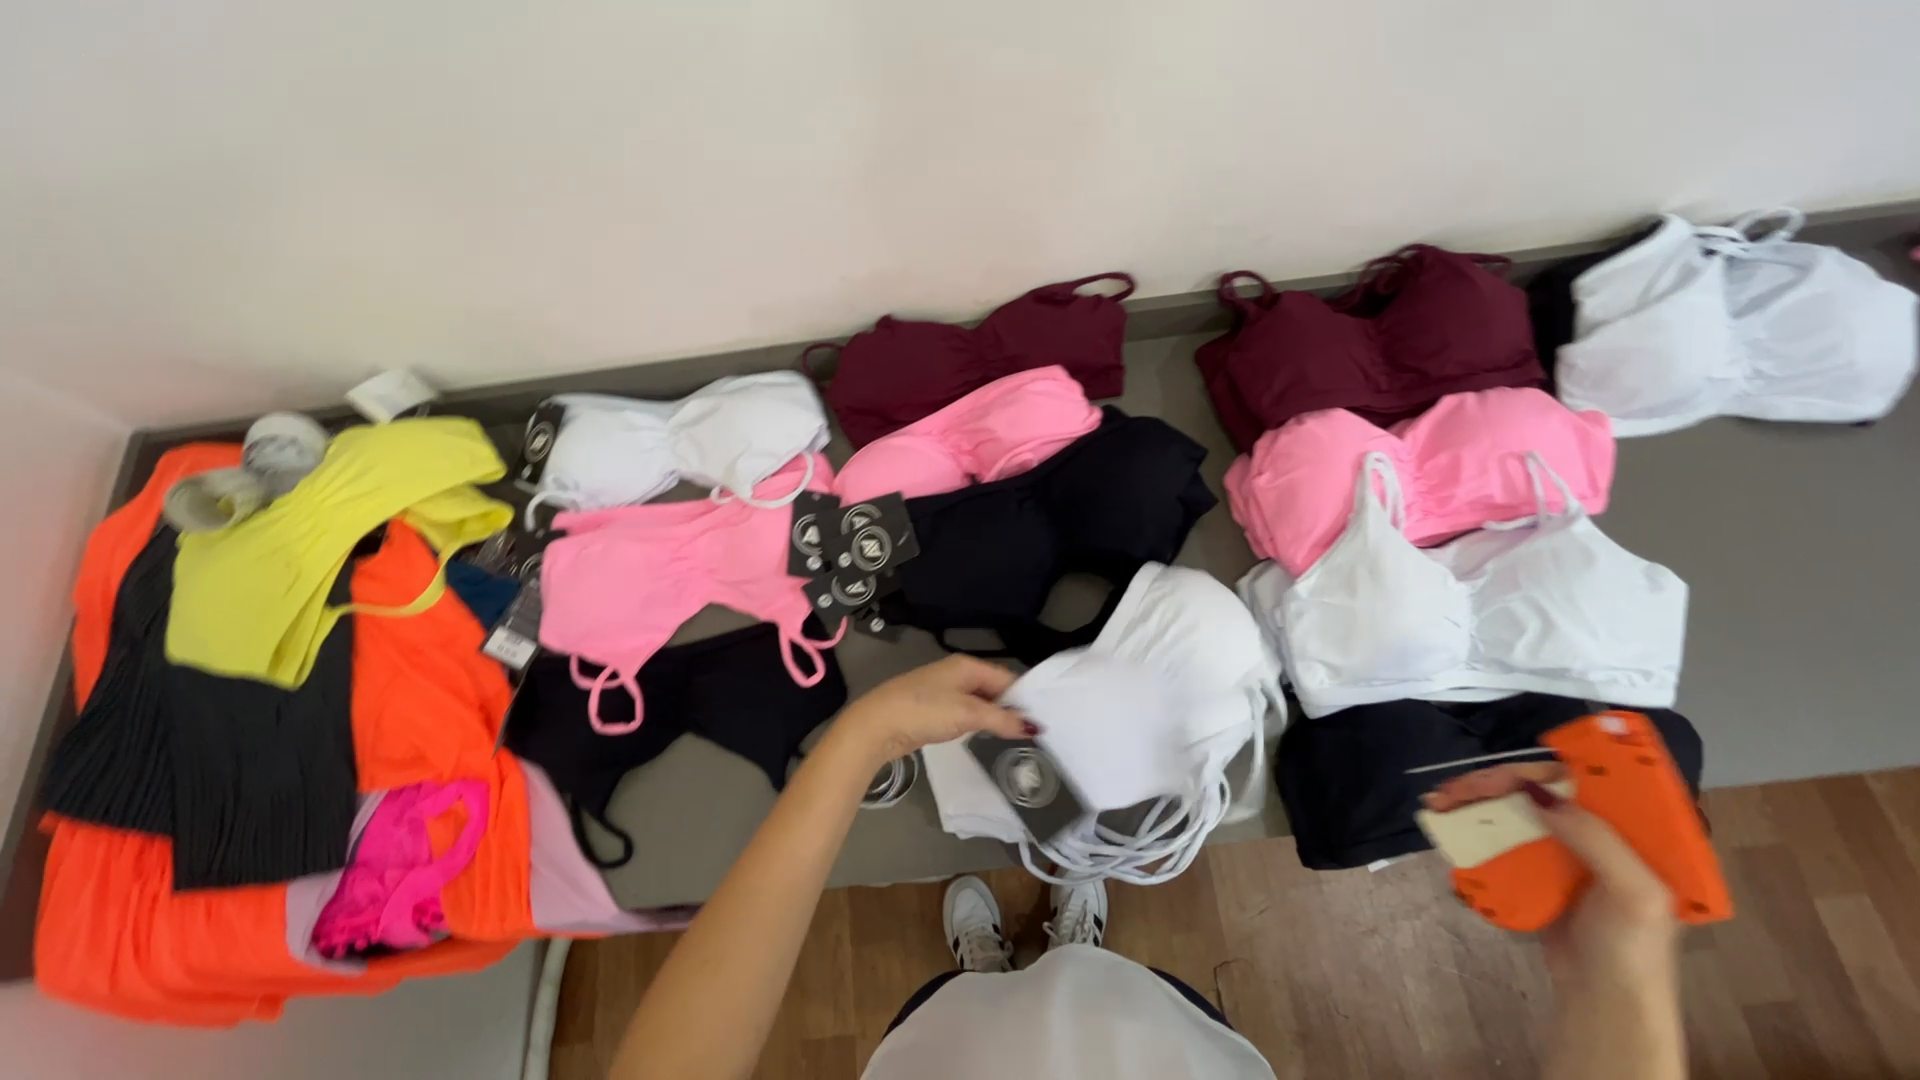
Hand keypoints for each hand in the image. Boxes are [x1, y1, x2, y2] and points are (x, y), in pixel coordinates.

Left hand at [831, 655, 1031, 766]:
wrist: (877, 725)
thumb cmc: (924, 711)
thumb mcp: (968, 714)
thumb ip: (1002, 719)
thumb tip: (1033, 726)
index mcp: (967, 665)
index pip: (1007, 678)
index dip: (1025, 698)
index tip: (1043, 720)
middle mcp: (957, 673)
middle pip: (994, 689)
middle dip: (1011, 709)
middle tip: (1033, 733)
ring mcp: (944, 692)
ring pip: (980, 703)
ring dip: (995, 718)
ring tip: (1015, 738)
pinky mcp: (933, 710)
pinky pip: (965, 713)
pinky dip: (978, 724)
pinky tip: (984, 737)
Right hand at [1423, 764, 1678, 990]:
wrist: (1603, 1002)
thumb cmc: (1632, 949)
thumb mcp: (1634, 893)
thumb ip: (1595, 839)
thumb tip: (1533, 791)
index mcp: (1632, 831)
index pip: (1580, 779)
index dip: (1537, 769)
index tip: (1498, 776)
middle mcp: (1596, 831)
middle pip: (1536, 790)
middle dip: (1489, 785)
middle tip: (1450, 791)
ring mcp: (1562, 850)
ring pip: (1512, 809)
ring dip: (1472, 801)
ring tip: (1436, 802)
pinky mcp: (1535, 869)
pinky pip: (1501, 837)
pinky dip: (1473, 826)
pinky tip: (1447, 823)